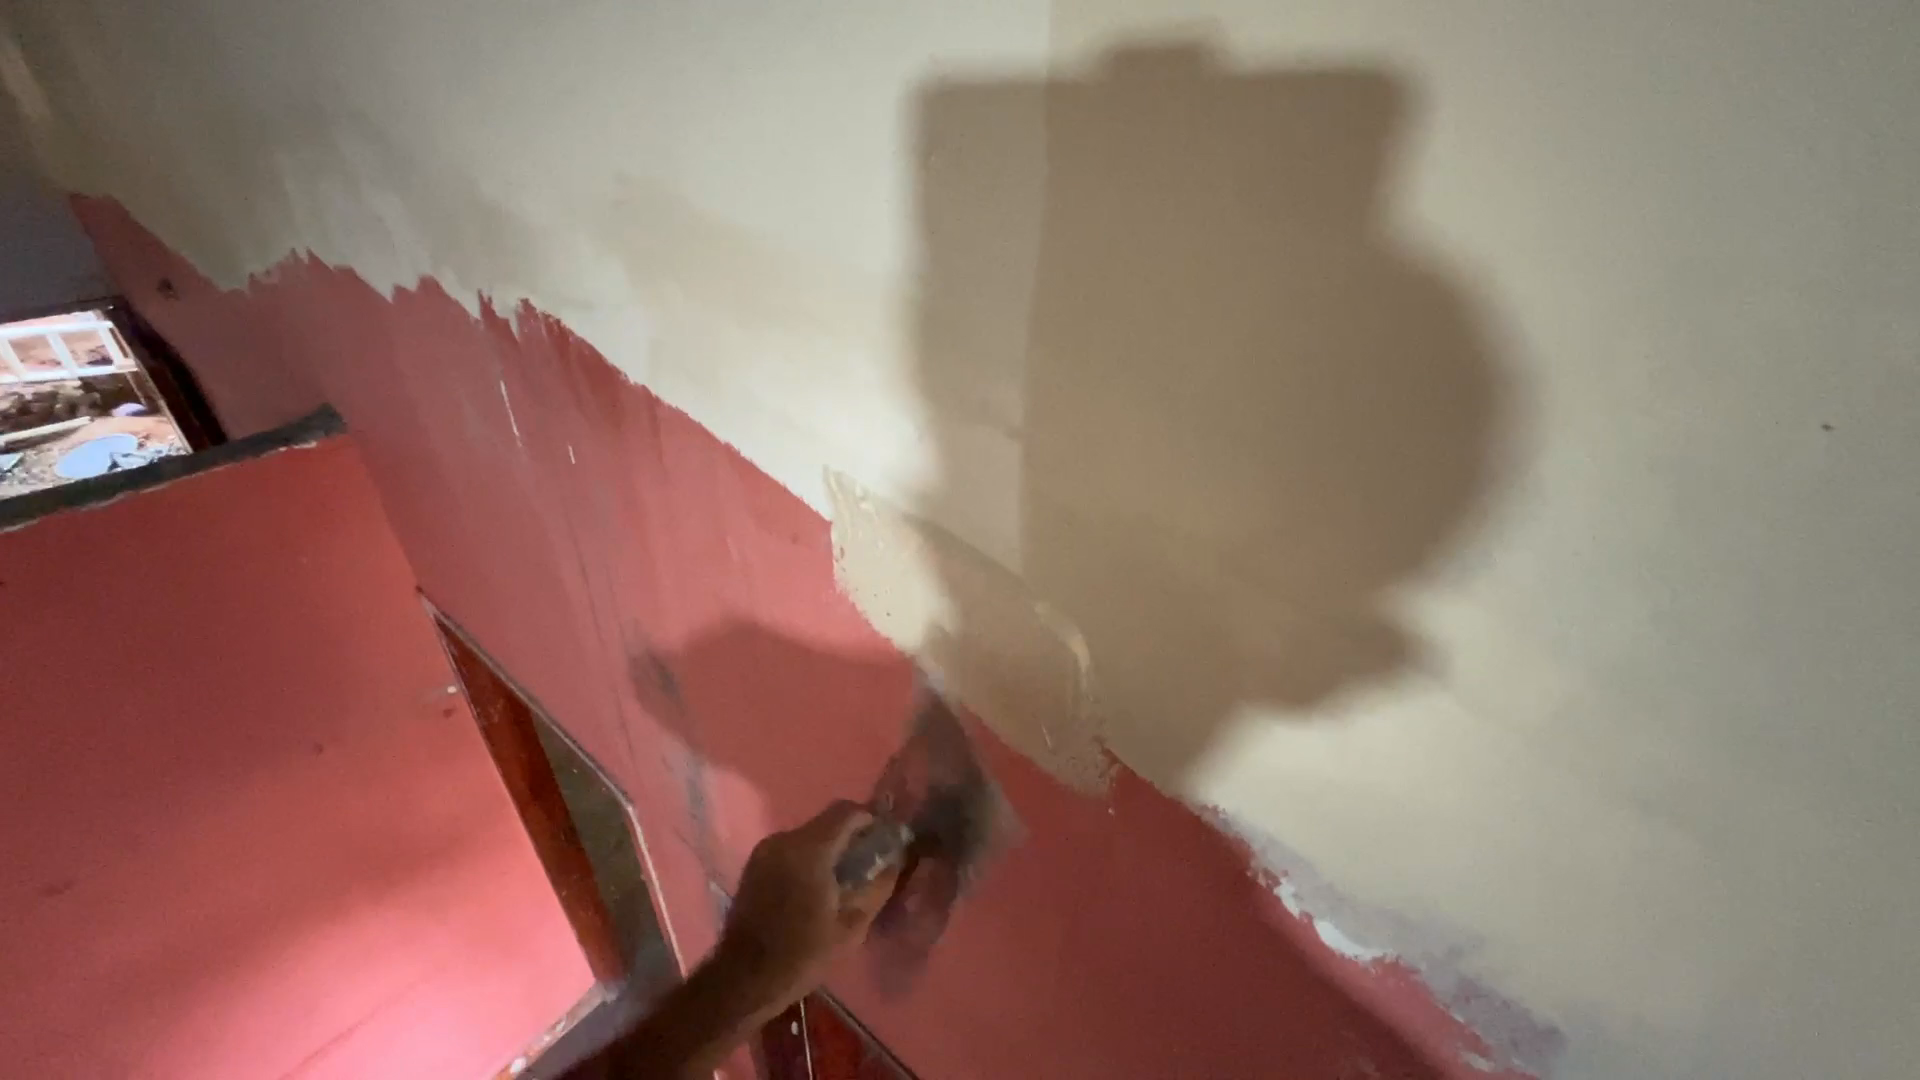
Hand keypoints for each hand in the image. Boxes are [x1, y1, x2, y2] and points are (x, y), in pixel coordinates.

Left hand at [715, 800, 902, 1010]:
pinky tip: (815, 886)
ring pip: (808, 834)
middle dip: (850, 835)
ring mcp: (766, 849)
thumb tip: (895, 860)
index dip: (870, 818)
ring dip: (828, 847)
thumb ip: (878, 886)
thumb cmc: (801, 954)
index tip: (884, 837)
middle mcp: (785, 839)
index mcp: (810, 849)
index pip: (846, 811)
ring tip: (842, 878)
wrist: (742, 980)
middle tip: (867, 861)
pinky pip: (791, 847)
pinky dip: (809, 857)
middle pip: (827, 821)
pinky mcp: (754, 863)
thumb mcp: (851, 927)